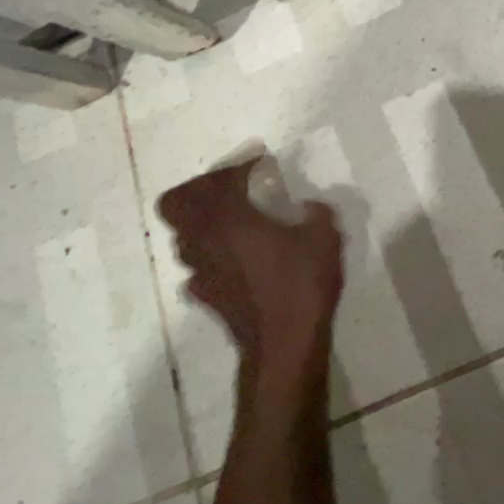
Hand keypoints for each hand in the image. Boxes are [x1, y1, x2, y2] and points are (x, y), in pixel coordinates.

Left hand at [157, 157, 344, 364]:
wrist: (283, 341)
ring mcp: (198, 269)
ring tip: (237, 222)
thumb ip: (316, 214)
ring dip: (205, 221)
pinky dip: (213, 254)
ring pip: (184, 235)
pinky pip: (199, 264)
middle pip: (178, 204)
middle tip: (231, 187)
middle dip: (202, 189)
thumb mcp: (325, 239)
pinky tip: (238, 259)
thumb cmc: (303, 284)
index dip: (239, 166)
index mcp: (230, 220)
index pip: (220, 181)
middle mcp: (203, 241)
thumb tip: (307, 207)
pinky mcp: (204, 293)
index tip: (260, 161)